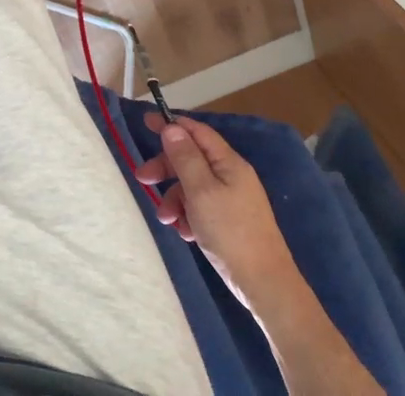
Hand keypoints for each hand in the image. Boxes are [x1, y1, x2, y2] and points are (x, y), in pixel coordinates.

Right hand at [135, 113, 298, 309]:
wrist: (263, 282)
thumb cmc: (230, 231)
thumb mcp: (201, 190)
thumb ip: (185, 157)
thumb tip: (172, 128)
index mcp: (228, 164)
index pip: (197, 132)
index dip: (172, 124)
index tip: (146, 121)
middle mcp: (231, 177)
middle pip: (190, 159)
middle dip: (165, 168)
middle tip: (142, 178)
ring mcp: (230, 199)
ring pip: (191, 186)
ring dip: (173, 198)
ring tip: (167, 219)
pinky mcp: (227, 220)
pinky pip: (199, 207)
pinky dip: (186, 215)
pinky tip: (184, 231)